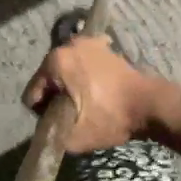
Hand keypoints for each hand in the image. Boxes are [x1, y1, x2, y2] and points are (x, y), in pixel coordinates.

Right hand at [21, 34, 154, 152]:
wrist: (148, 104)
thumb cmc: (109, 118)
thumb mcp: (72, 138)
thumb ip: (48, 134)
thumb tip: (46, 127)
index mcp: (55, 61)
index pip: (32, 94)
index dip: (42, 114)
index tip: (61, 123)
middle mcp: (67, 44)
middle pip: (47, 79)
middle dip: (56, 97)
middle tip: (74, 114)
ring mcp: (87, 42)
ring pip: (64, 70)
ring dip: (70, 86)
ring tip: (87, 104)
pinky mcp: (103, 46)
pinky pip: (82, 62)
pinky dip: (84, 74)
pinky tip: (94, 89)